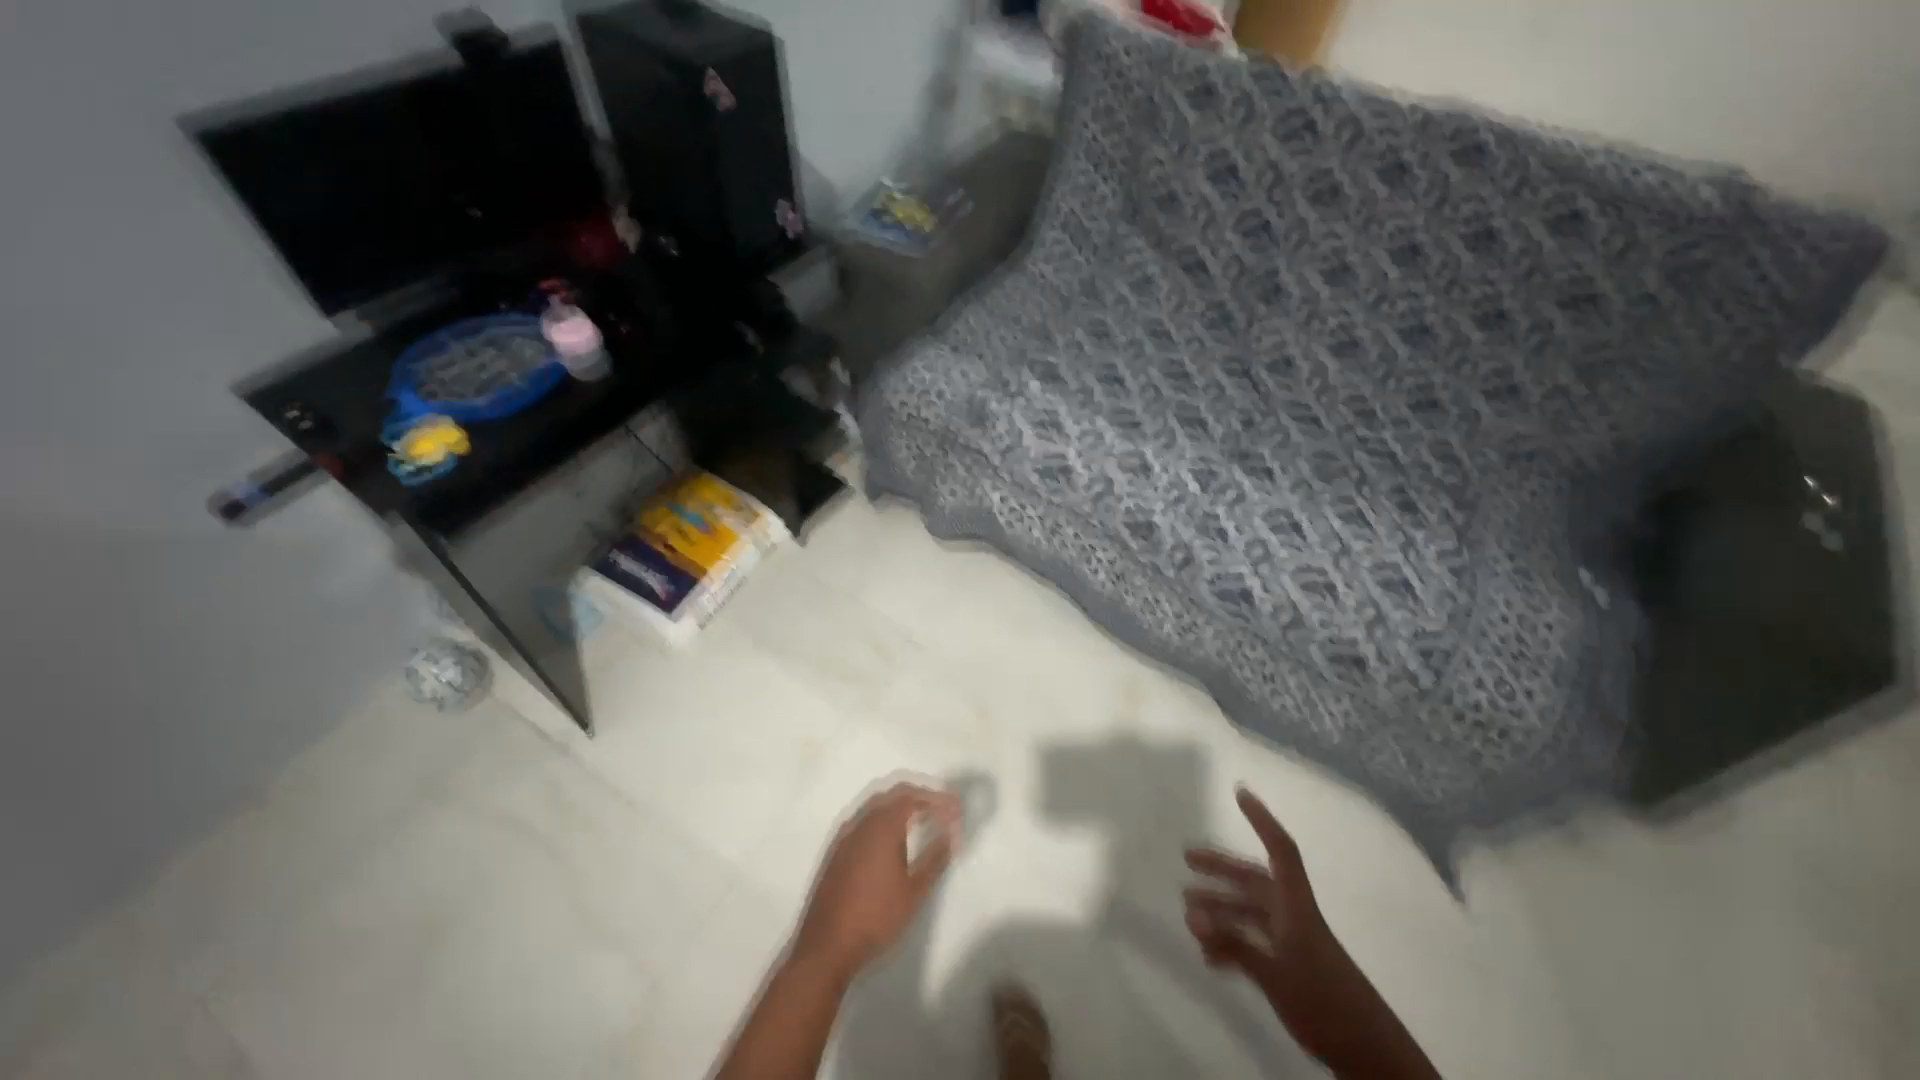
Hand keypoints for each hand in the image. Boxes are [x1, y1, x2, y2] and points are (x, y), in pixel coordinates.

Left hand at [792, 782, 963, 982]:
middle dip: (920, 796)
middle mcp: (860, 824)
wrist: (827, 945)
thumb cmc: (876, 917)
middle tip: (942, 809)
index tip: (956, 809)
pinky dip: (884, 820)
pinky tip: (893, 841)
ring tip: (922, 821)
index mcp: (881, 828)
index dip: (937, 799)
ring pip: (875, 807)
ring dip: (900, 807)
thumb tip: (951, 834)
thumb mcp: (914, 892)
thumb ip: (935, 858)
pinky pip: (863, 822)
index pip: (912, 797)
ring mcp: (844, 838)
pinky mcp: (836, 853)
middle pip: (892, 795)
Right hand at [1184, 787, 1335, 991]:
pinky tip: (1210, 955)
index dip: (1262, 820)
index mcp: (1297, 908)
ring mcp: (1294, 943)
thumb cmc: (1326, 1003)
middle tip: (1187, 859)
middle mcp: (1295, 917)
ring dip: (1222, 908)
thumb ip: (1233, 944)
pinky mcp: (1292, 968)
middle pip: (1256, 880)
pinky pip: (1254, 943)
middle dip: (1222, 868)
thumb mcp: (1275, 974)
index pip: (1280, 851)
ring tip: (1188, 911)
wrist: (1371, 1053)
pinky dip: (1231, 943)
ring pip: (1252, 914)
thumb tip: (1191, 914)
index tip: (1240, 792)